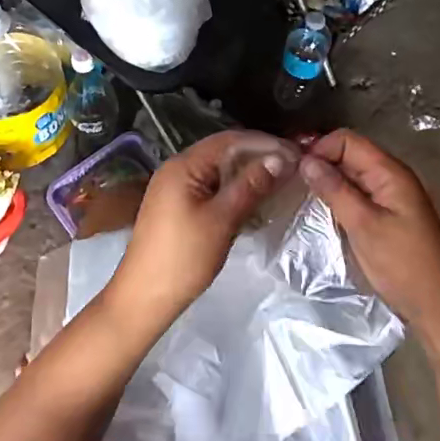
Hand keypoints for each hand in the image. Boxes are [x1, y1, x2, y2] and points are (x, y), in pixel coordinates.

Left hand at [105, 130, 296, 330]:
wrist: (143, 300)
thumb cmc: (183, 258)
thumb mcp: (222, 219)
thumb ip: (251, 185)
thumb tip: (281, 158)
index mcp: (184, 165)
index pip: (231, 140)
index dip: (265, 143)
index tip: (296, 154)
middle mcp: (177, 169)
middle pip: (225, 151)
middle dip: (259, 156)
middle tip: (292, 167)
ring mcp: (175, 188)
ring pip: (219, 170)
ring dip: (248, 173)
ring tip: (280, 181)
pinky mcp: (178, 206)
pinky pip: (212, 186)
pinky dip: (235, 189)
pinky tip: (254, 199)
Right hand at [298, 129, 439, 347]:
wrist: (438, 306)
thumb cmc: (402, 265)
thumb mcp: (364, 226)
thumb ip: (335, 190)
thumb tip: (307, 160)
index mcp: (391, 172)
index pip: (348, 140)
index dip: (320, 147)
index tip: (293, 168)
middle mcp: (392, 176)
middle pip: (351, 154)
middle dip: (321, 161)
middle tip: (288, 180)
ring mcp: (392, 196)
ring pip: (354, 175)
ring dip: (329, 180)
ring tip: (298, 193)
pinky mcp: (389, 215)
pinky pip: (360, 194)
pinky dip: (340, 196)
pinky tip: (322, 209)